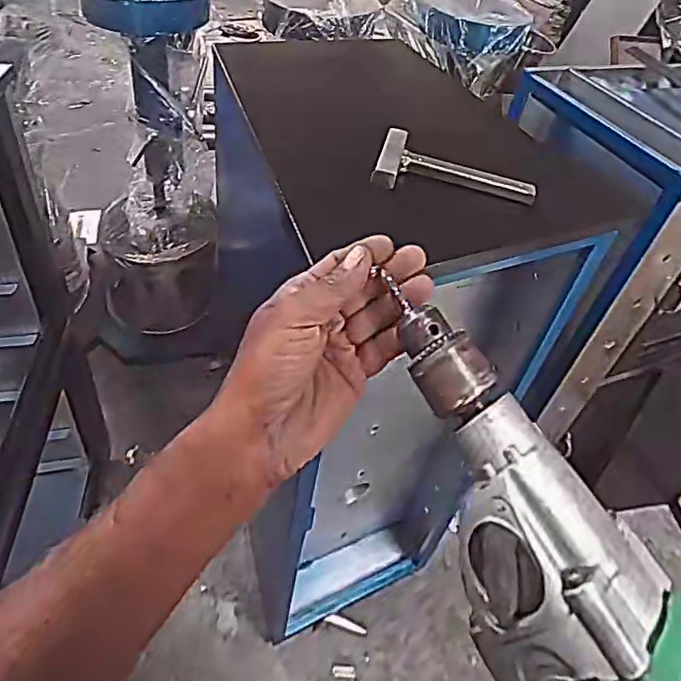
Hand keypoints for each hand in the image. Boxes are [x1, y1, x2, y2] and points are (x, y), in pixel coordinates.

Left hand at [211, 236, 431, 486]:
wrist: (260, 435)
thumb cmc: (259, 377)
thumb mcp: (293, 318)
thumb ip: (331, 287)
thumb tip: (359, 258)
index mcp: (301, 299)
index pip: (339, 267)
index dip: (365, 254)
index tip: (389, 246)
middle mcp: (320, 319)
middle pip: (363, 288)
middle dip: (391, 273)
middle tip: (415, 261)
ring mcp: (338, 346)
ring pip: (377, 315)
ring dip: (400, 300)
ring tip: (422, 287)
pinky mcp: (353, 372)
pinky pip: (383, 348)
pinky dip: (400, 335)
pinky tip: (413, 324)